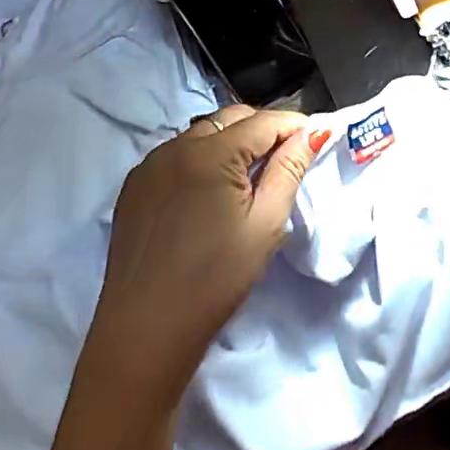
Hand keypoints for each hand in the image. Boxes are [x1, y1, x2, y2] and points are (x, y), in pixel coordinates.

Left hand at [92, 105, 329, 379]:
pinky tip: (210, 192)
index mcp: (211, 153)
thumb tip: (310, 132)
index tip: (315, 140)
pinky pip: (176, 155)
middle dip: (263, 129)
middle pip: (231, 119)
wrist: (146, 330)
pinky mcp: (134, 187)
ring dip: (231, 142)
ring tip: (249, 176)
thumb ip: (289, 170)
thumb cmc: (216, 278)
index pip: (264, 121)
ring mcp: (149, 166)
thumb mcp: (266, 223)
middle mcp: (175, 147)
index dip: (295, 126)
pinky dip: (201, 159)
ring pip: (201, 133)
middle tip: (286, 159)